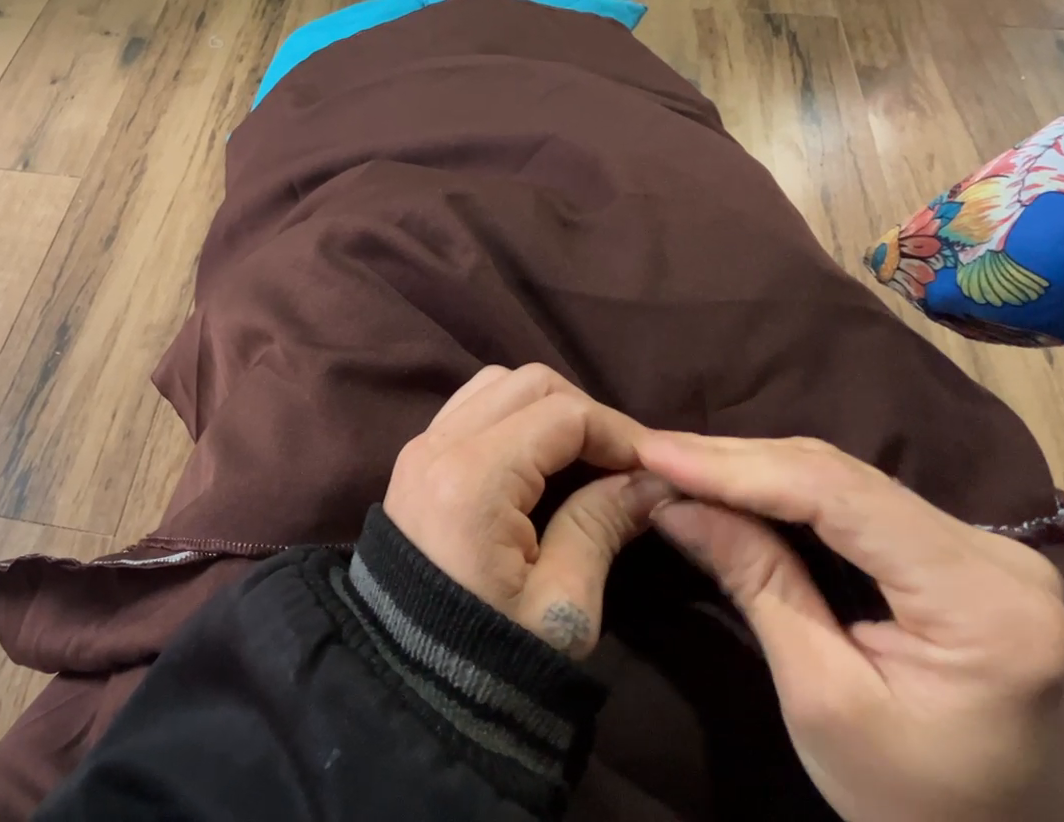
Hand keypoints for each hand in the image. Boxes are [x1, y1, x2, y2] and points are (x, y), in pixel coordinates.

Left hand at [383, 364, 672, 658]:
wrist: (406, 679)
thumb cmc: (488, 654)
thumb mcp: (561, 605)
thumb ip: (601, 526)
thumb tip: (651, 481)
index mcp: (472, 479)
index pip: (563, 414)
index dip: (620, 432)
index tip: (657, 468)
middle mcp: (437, 445)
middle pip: (528, 383)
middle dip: (586, 412)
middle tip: (623, 464)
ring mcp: (419, 447)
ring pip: (496, 385)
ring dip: (547, 408)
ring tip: (585, 458)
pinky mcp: (415, 459)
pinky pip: (471, 406)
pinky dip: (513, 415)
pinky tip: (540, 458)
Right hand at [639, 433, 1063, 821]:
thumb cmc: (911, 799)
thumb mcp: (820, 697)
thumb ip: (757, 585)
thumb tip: (675, 506)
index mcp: (982, 601)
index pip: (839, 498)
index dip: (738, 468)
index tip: (655, 453)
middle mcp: (999, 556)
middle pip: (842, 476)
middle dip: (736, 460)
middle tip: (651, 453)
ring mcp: (988, 550)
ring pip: (846, 478)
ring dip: (754, 468)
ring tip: (676, 462)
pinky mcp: (964, 556)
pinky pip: (858, 501)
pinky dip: (785, 489)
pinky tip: (733, 482)